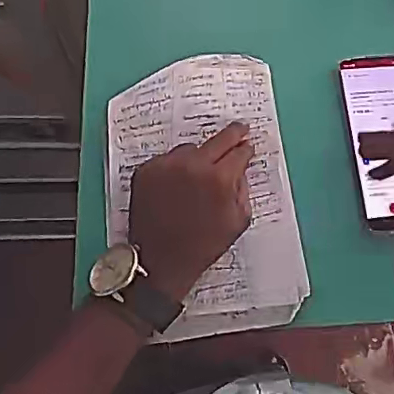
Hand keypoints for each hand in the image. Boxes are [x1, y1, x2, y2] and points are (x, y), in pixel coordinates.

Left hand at [128, 122, 253, 300]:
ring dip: (199, 156)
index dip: (246, 149)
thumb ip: (243, 189)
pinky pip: (168, 159)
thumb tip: (240, 170)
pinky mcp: (146, 171)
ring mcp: (166, 166)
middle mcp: (192, 165)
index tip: (247, 145)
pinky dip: (175, 167)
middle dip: (232, 135)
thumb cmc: (201, 245)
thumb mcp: (238, 221)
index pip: (239, 151)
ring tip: (199, 177)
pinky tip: (178, 185)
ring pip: (190, 148)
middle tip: (238, 131)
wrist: (161, 261)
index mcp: (219, 178)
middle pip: (219, 139)